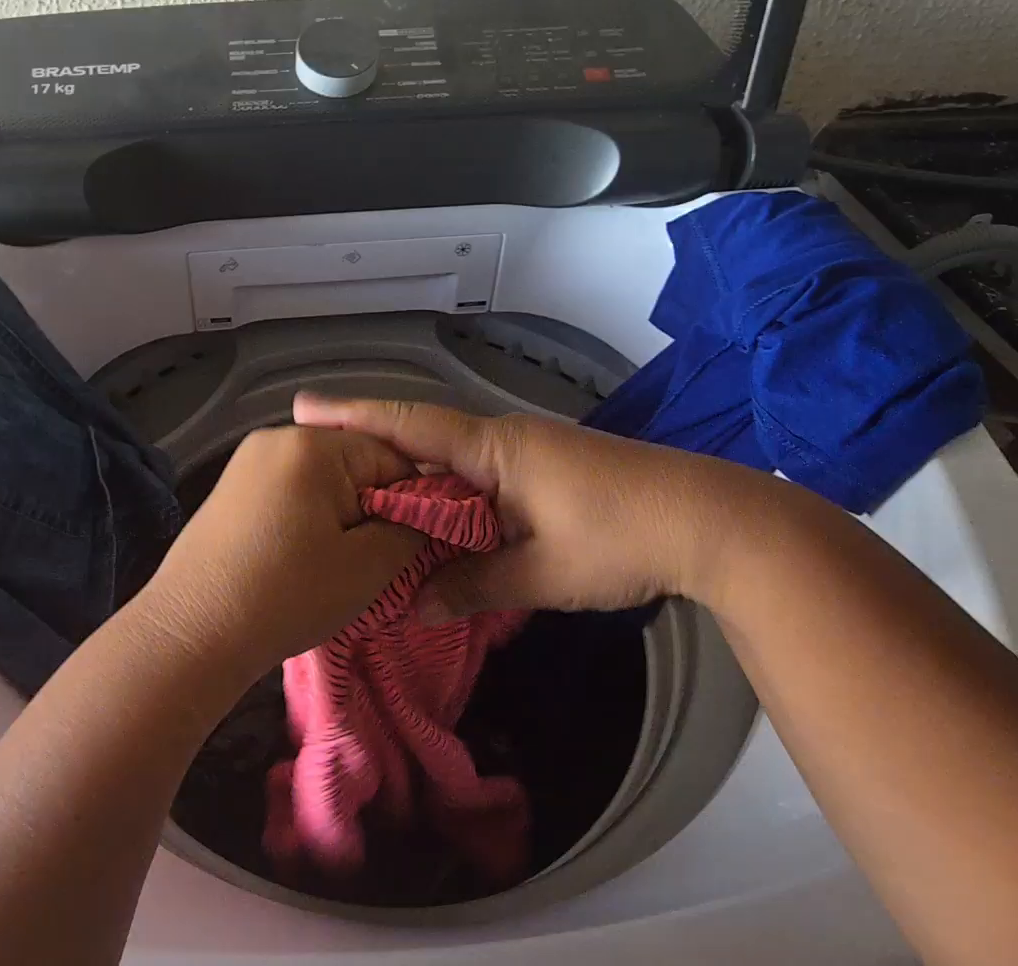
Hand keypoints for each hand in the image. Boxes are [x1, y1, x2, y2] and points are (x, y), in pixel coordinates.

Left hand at [130, 425, 427, 670]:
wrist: (191, 634)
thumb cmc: (286, 596)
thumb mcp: (368, 567)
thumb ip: (412, 528)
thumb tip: (429, 513)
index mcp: (311, 444)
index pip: (393, 455)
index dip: (414, 500)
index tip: (415, 545)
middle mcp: (275, 438)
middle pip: (354, 464)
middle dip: (372, 509)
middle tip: (374, 561)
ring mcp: (246, 463)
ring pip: (321, 482)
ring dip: (340, 518)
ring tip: (336, 566)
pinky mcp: (229, 490)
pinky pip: (288, 493)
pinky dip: (307, 520)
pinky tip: (301, 560)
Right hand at [293, 393, 768, 620]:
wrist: (714, 522)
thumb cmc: (622, 539)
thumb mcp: (541, 574)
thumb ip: (471, 588)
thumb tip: (410, 610)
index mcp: (495, 449)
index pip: (410, 425)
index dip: (354, 417)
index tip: (303, 409)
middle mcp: (506, 439)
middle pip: (424, 438)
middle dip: (371, 450)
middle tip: (318, 469)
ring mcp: (530, 451)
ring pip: (451, 459)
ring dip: (411, 476)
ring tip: (362, 499)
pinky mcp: (548, 470)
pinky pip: (478, 475)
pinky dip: (446, 494)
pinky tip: (432, 522)